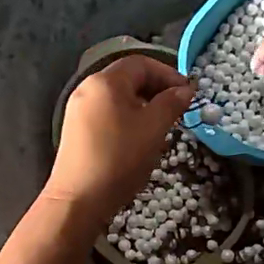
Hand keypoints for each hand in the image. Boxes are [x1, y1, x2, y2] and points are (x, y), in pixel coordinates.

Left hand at [45, 54, 192, 224]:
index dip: (168, 74)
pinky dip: (127, 119)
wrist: (79, 199)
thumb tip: (185, 89)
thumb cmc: (120, 159)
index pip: (141, 63)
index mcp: (105, 81)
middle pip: (128, 78)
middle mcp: (87, 88)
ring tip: (161, 128)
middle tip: (177, 111)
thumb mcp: (153, 129)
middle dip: (156, 91)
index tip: (187, 94)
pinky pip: (107, 114)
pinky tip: (138, 140)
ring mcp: (78, 109)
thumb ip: (172, 103)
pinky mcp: (75, 130)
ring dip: (144, 107)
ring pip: (118, 98)